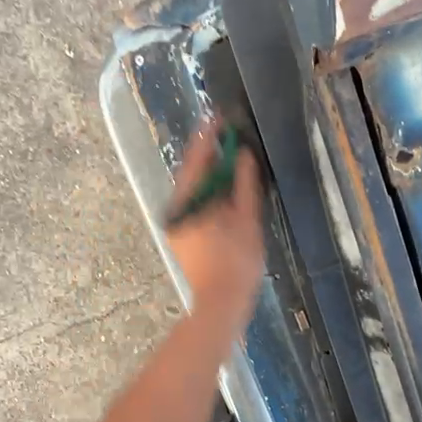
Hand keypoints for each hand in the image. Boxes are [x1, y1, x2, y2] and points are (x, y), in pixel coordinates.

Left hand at [166, 120, 264, 332]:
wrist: (221, 305)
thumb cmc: (236, 263)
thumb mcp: (246, 219)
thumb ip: (243, 183)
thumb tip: (243, 154)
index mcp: (186, 202)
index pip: (196, 159)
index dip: (209, 136)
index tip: (220, 116)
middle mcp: (175, 210)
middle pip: (193, 174)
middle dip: (212, 155)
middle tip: (231, 135)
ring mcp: (177, 226)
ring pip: (195, 192)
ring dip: (213, 176)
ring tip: (233, 160)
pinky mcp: (184, 238)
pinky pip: (197, 207)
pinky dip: (211, 196)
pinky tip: (228, 193)